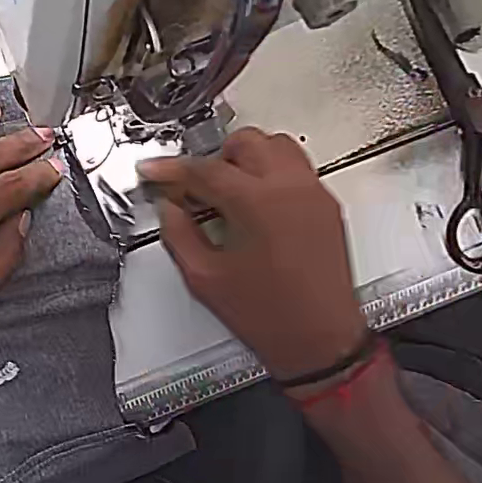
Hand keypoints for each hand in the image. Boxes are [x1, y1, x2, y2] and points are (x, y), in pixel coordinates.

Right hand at [137, 128, 368, 381]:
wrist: (319, 340)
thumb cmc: (271, 316)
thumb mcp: (205, 278)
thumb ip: (179, 234)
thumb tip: (169, 210)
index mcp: (259, 203)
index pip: (205, 169)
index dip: (172, 168)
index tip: (154, 170)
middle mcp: (292, 189)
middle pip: (246, 142)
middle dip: (213, 159)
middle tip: (193, 186)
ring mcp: (314, 194)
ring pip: (277, 146)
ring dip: (245, 160)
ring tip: (224, 191)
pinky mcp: (326, 206)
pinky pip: (296, 169)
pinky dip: (269, 173)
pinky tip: (252, 204)